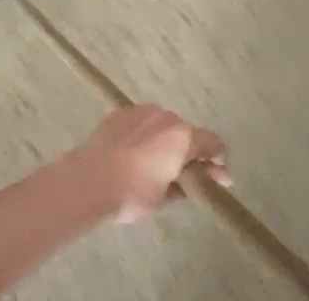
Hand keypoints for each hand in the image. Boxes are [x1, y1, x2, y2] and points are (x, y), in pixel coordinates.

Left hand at [69, 105, 229, 223]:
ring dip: (167, 140)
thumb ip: (185, 184)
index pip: (212, 142)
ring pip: (162, 124)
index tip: (220, 178)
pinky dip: (146, 135)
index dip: (218, 161)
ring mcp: (138, 111)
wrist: (89, 179)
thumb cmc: (133, 192)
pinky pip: (141, 123)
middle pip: (186, 131)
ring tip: (162, 162)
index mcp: (182, 136)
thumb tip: (195, 181)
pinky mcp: (118, 113)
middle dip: (191, 150)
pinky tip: (139, 152)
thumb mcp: (166, 196)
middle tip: (190, 172)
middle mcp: (163, 116)